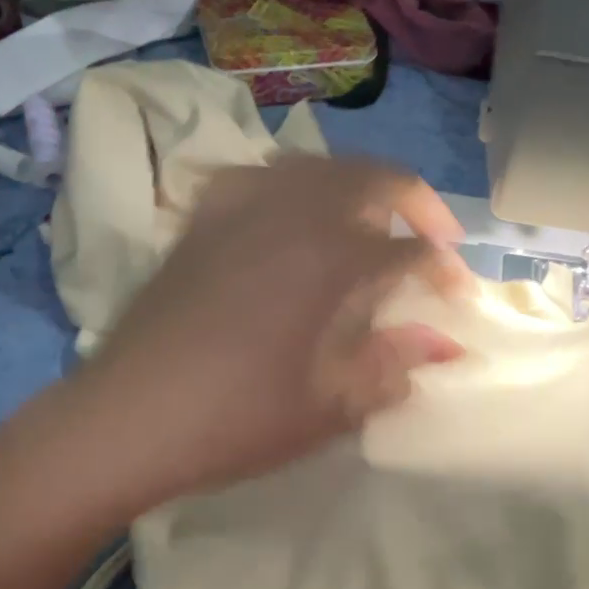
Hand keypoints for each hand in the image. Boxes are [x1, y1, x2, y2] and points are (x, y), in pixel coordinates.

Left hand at [76, 155, 472, 497]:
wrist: (130, 419)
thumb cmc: (239, 421)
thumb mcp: (329, 407)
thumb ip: (391, 367)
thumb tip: (444, 345)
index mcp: (331, 261)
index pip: (408, 249)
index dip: (444, 269)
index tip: (458, 298)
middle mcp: (290, 215)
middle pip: (370, 179)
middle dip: (415, 202)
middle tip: (432, 240)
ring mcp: (239, 209)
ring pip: (315, 167)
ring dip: (357, 187)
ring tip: (370, 224)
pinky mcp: (200, 221)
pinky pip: (261, 177)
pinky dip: (295, 188)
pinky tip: (293, 221)